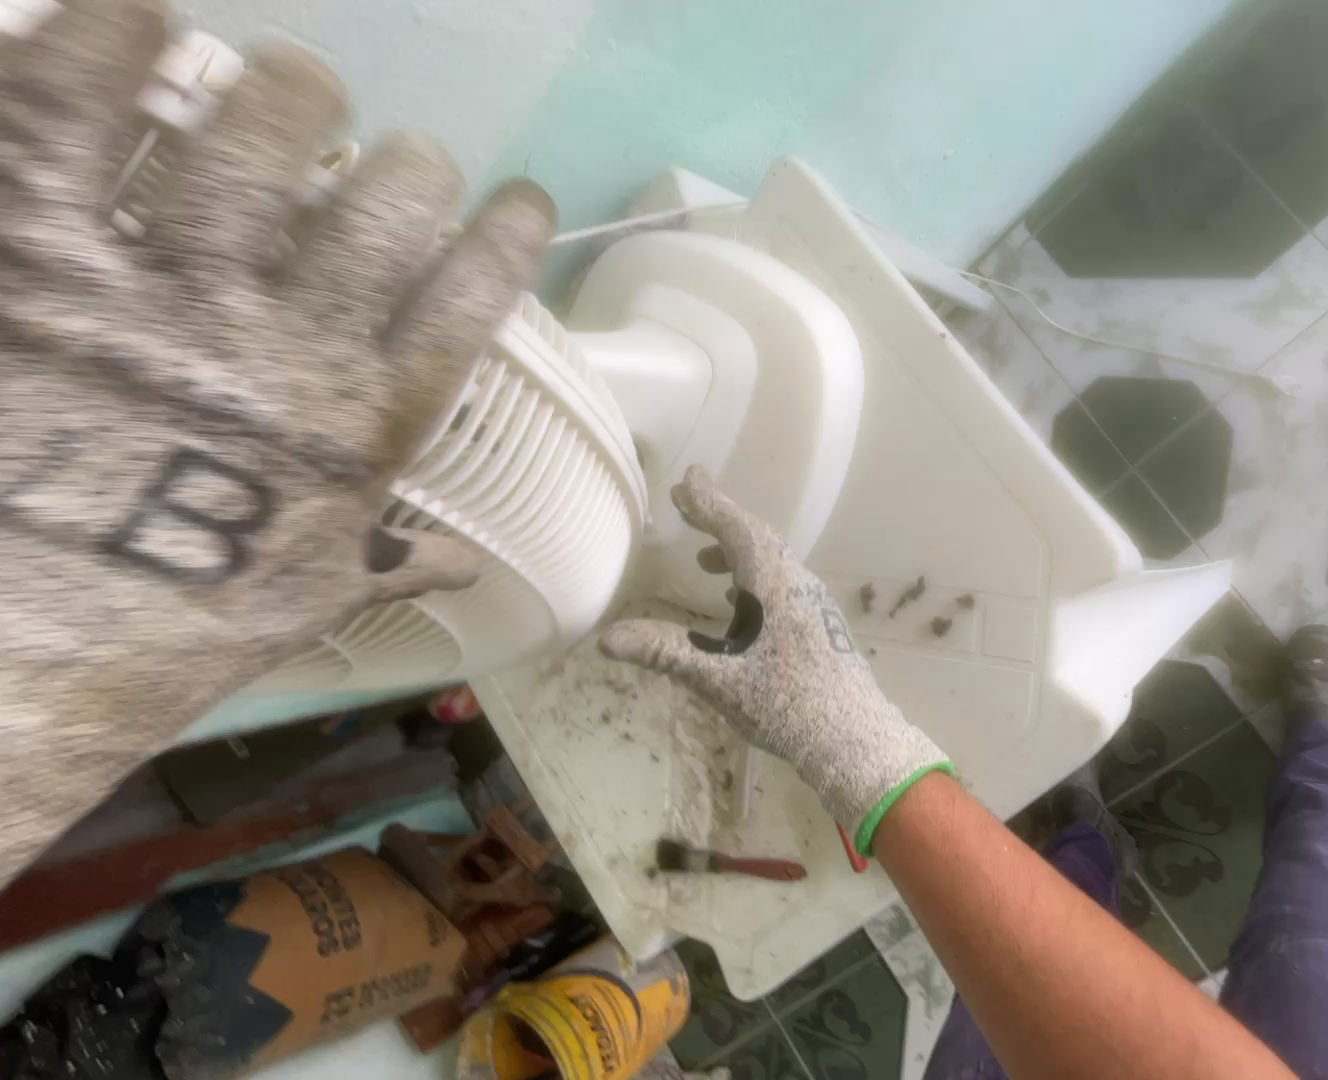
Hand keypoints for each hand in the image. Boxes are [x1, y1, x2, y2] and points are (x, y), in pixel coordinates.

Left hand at [0, 0, 551, 880]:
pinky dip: (98, 56)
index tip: (527, 199)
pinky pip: (59, 128)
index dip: (505, 244)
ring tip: (306, 77)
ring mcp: (155, 293)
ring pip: (245, 162)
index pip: (462, 308)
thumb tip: (464, 566)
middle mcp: (286, 344)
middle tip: (416, 152)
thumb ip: (396, 564)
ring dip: (287, 103)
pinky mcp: (22, 257)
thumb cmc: (183, 618)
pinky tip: (142, 14)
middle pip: (376, 224)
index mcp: (363, 422)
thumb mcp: (317, 596)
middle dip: (410, 173)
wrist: (4, 648)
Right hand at [601, 467, 951, 853]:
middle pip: (757, 540)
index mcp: (778, 587)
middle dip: (721, 520)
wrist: (854, 738)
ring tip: (704, 557)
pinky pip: (783, 584)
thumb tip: (607, 637)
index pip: (739, 532)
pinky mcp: (821, 624)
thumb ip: (668, 654)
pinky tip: (739, 603)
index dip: (711, 503)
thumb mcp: (722, 681)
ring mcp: (815, 604)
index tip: (688, 479)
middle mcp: (800, 585)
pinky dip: (754, 579)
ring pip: (773, 563)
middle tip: (688, 504)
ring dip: (738, 551)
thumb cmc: (789, 708)